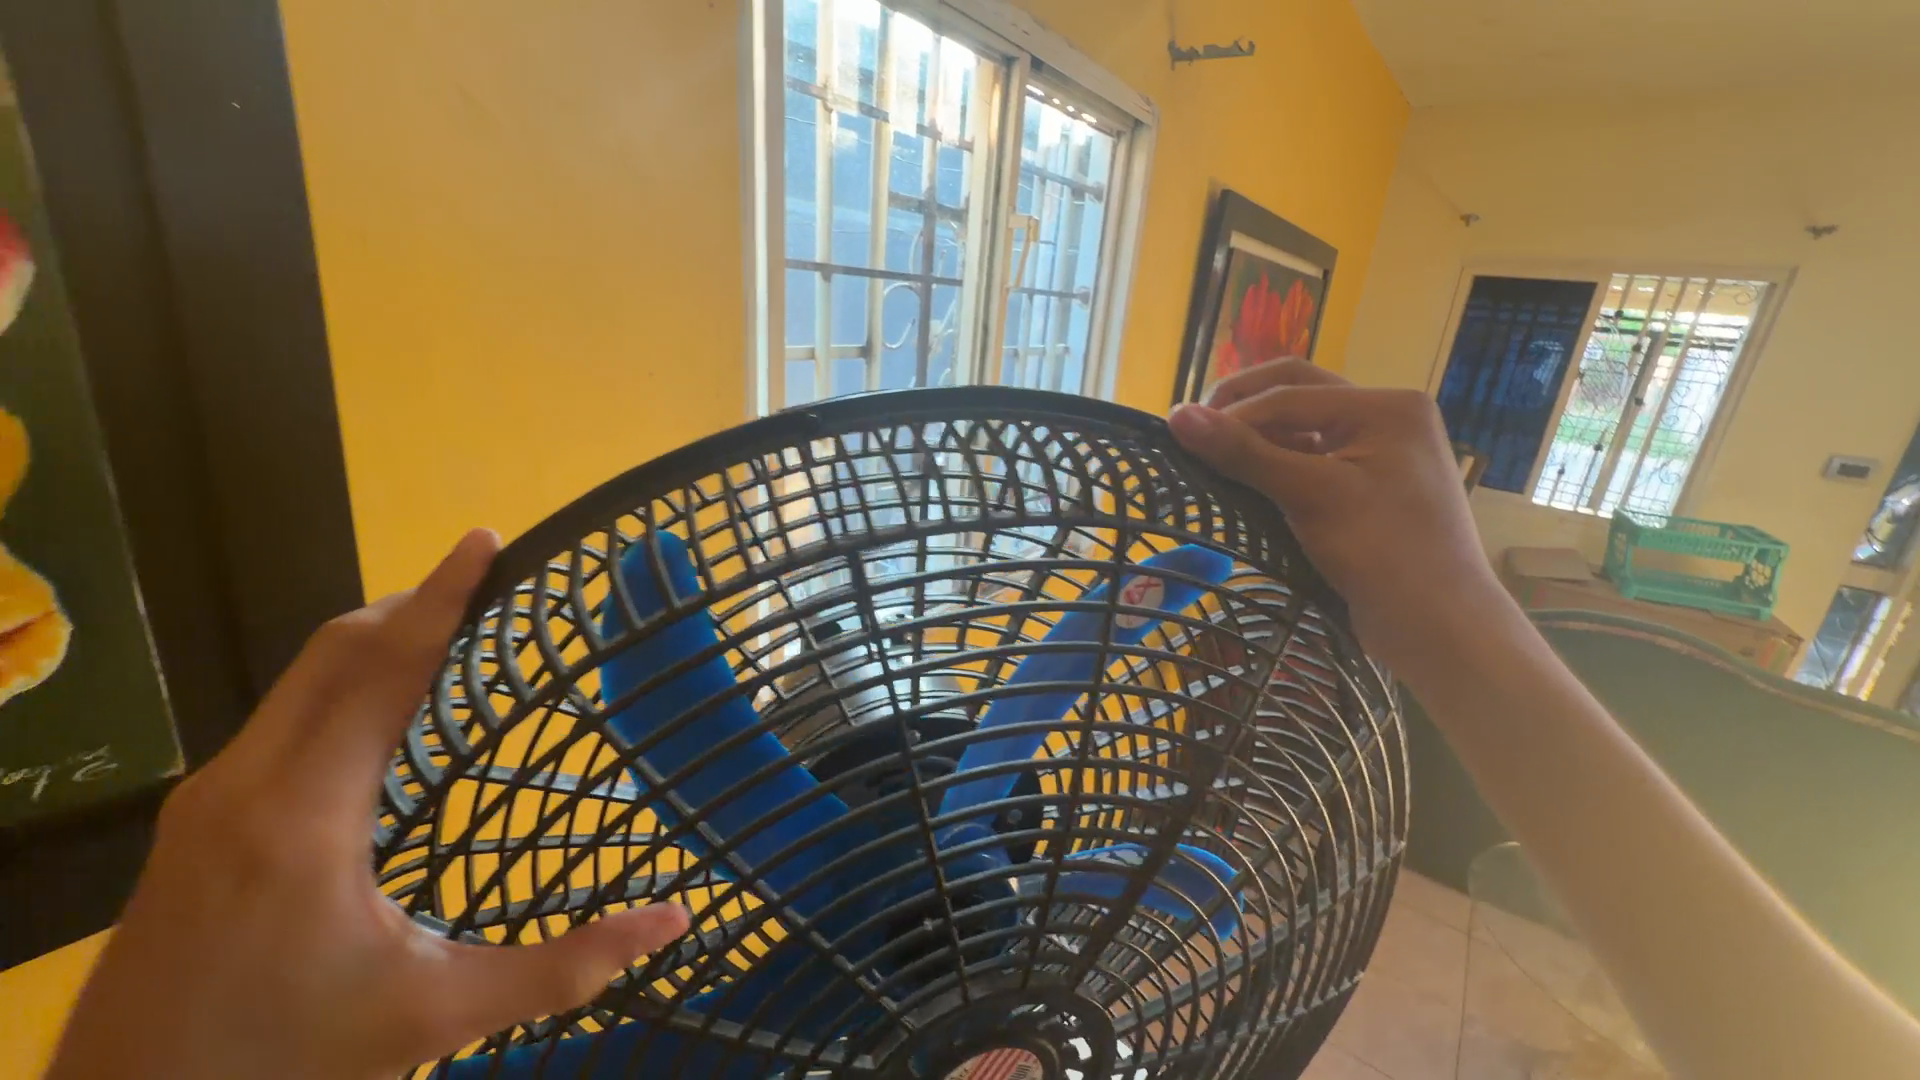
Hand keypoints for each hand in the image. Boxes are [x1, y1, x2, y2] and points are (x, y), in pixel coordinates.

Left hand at [48, 529, 690, 1079]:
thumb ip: (564, 966)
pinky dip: (348, 678)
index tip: (485, 540)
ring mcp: (212, 794)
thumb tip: (674, 919)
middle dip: (413, 604)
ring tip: (452, 635)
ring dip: (379, 637)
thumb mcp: (440, 1012)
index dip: (440, 598)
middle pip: (335, 651)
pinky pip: (286, 709)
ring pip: (302, 676)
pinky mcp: (199, 812)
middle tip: (489, 589)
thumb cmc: (292, 1058)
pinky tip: (387, 708)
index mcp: (307, 816)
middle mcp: (248, 782)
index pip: (382, 670)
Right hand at [1167, 361, 1505, 675]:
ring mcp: (1376, 452)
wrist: (1439, 627)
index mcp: (1385, 406)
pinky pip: (1308, 459)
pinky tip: (1241, 481)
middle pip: (1297, 394)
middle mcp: (1384, 418)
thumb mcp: (1311, 495)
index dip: (1230, 412)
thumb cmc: (1383, 552)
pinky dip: (1272, 464)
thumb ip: (1244, 453)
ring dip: (1255, 436)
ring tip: (1209, 457)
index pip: (1289, 393)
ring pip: (1300, 427)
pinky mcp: (1363, 487)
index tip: (1177, 434)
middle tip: (1194, 432)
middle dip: (1242, 408)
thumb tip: (1177, 416)